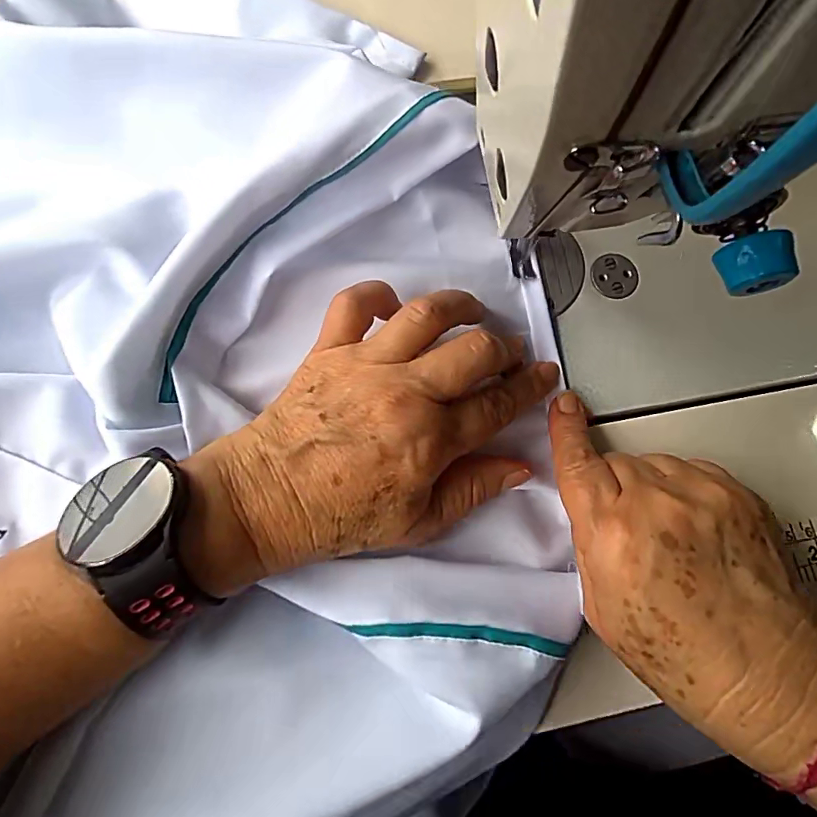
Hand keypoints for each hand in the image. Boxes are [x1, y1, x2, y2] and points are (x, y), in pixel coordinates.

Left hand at [186, 281, 557, 592]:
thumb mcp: (419, 522)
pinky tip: (393, 305)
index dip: (529, 387)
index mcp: (432, 439)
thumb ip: (473, 490)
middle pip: (474, 350)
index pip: (497, 403)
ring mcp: (366, 366)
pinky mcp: (329, 351)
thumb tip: (519, 466)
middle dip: (504, 347)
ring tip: (471, 311)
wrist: (272, 497)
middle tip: (508, 353)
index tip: (543, 375)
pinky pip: (354, 304)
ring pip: (425, 315)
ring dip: (458, 305)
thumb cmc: (342, 515)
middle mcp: (405, 393)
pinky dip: (375, 293)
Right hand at [546, 390, 816, 779]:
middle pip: (616, 464)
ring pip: (655, 465)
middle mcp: (657, 505)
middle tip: (627, 530)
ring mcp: (703, 496)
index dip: (567, 431)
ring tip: (669, 537)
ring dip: (650, 489)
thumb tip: (590, 516)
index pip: (579, 464)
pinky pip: (692, 473)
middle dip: (612, 488)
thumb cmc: (685, 657)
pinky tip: (694, 532)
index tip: (566, 408)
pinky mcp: (740, 495)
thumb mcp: (602, 607)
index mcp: (612, 535)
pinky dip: (685, 492)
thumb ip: (589, 546)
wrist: (770, 673)